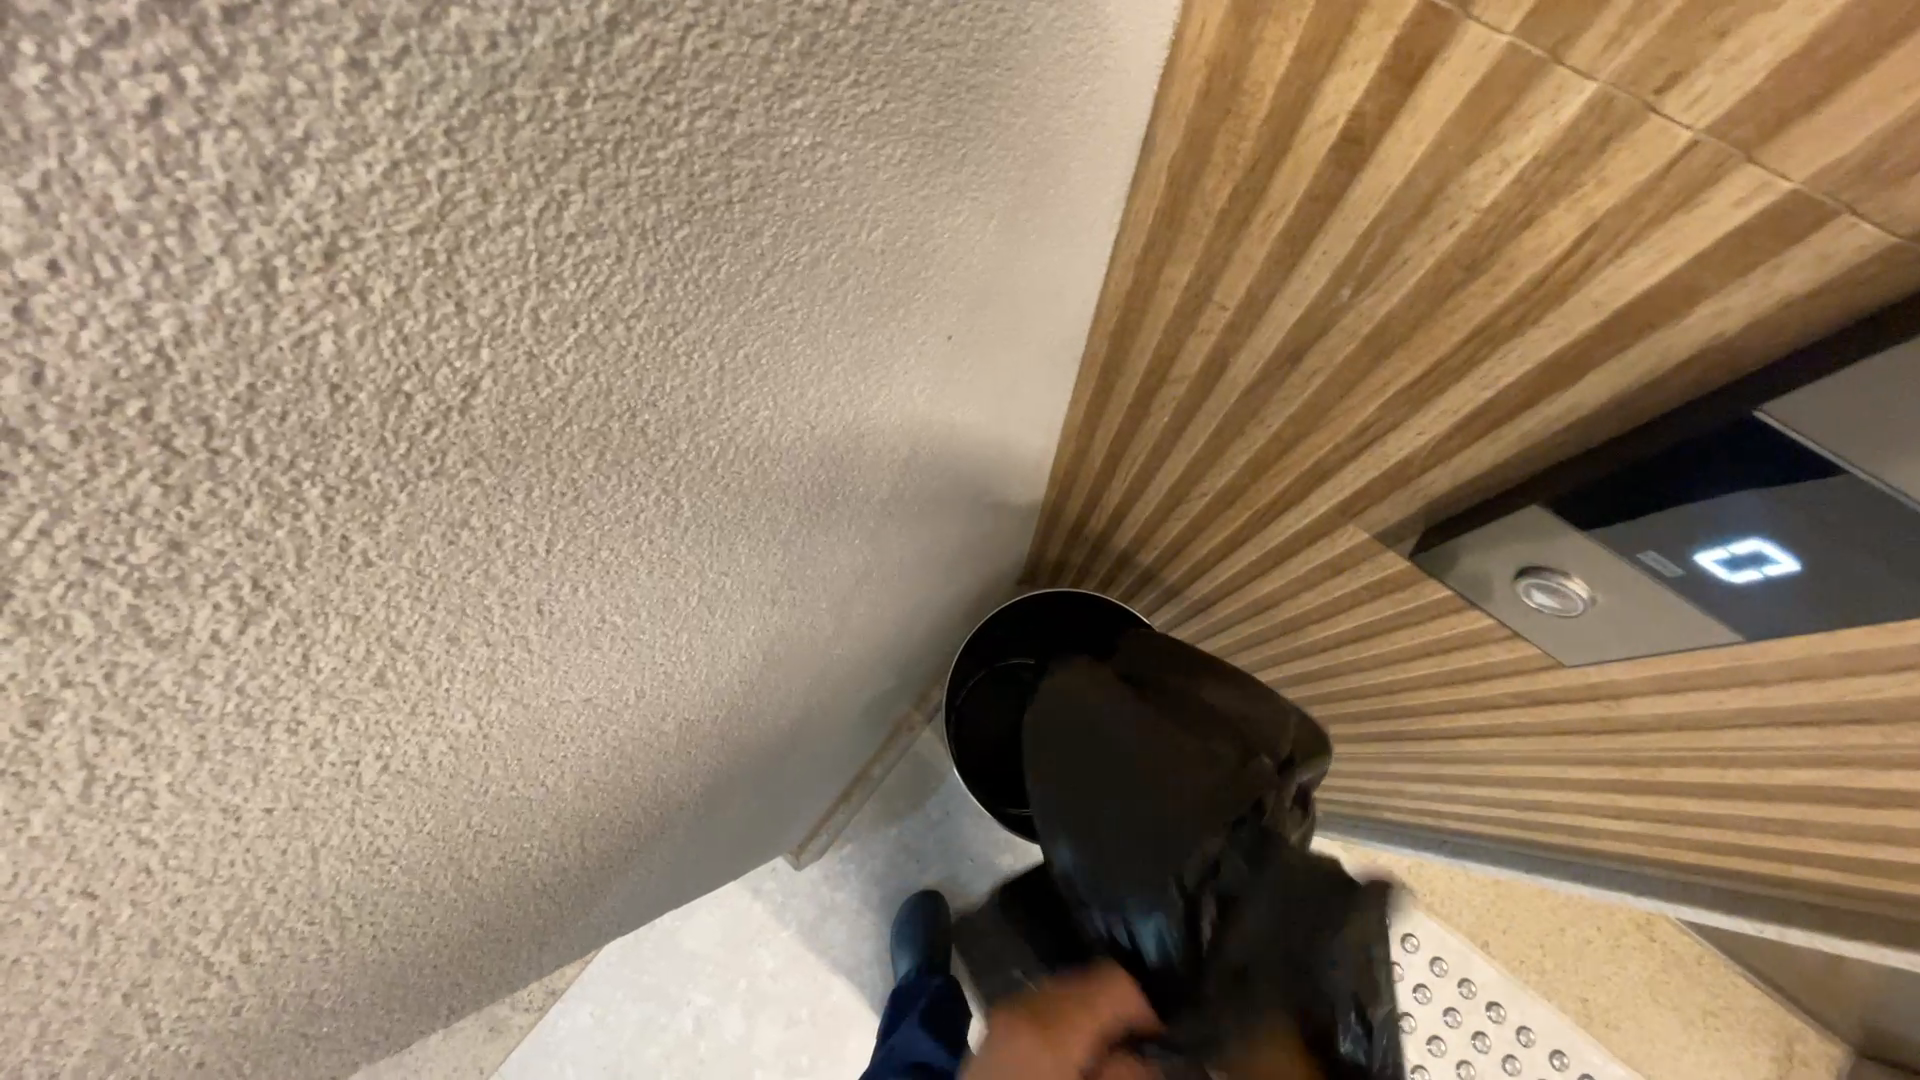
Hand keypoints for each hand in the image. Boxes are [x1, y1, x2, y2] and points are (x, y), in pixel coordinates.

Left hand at [962, 962, 1160, 1079]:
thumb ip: (1126, 1075)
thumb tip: (1147, 1056)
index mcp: (1054, 1027)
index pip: (1114, 980)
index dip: (1145, 1006)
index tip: (1161, 1038)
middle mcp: (1028, 1004)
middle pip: (1089, 979)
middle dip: (1118, 1009)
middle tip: (1140, 1046)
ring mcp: (1007, 1011)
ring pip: (1066, 989)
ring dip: (1092, 1013)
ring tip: (1108, 1053)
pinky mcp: (997, 1026)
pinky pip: (1043, 1004)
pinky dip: (1066, 1019)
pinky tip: (1074, 1054)